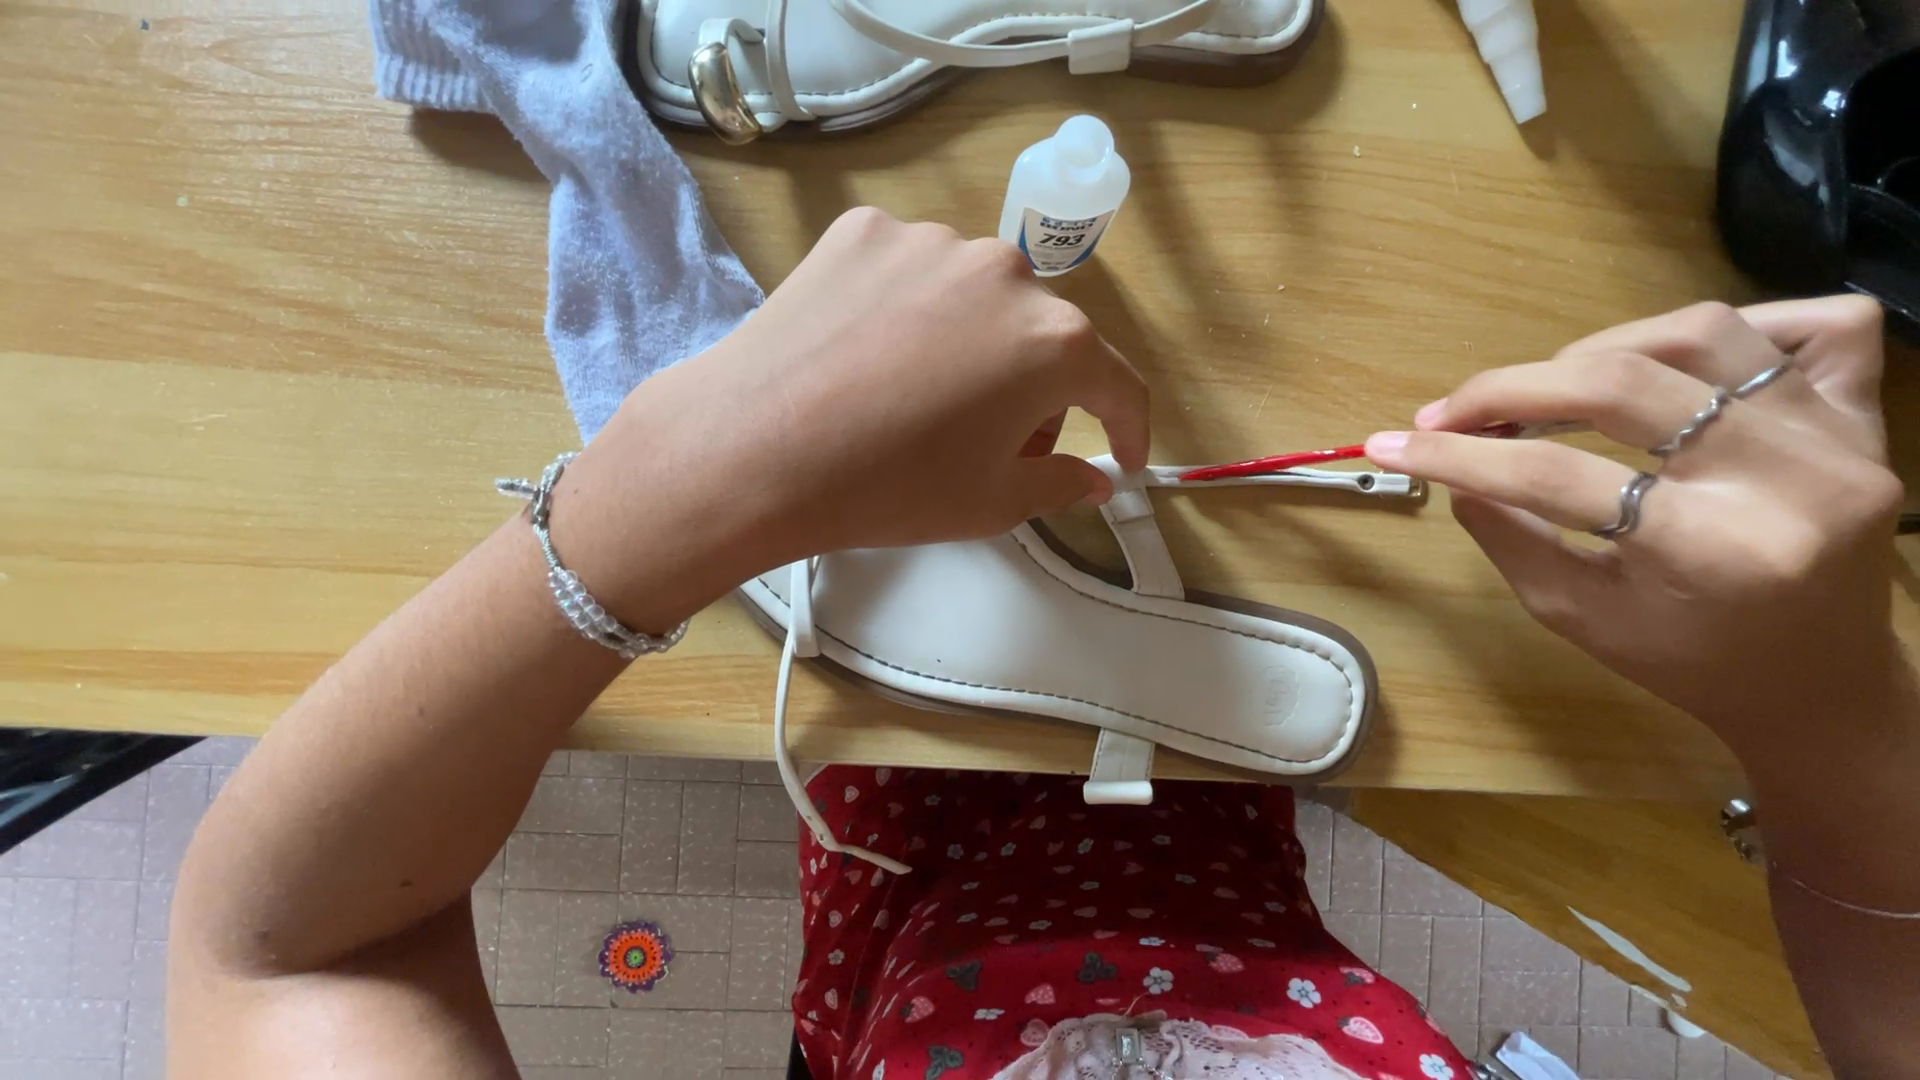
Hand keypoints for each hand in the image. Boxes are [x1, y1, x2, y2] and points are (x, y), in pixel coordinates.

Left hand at [558, 207, 1150, 623]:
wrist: (751, 449)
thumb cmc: (887, 488)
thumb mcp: (990, 505)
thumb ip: (1061, 485)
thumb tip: (1095, 477)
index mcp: (1053, 342)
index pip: (1119, 385)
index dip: (1127, 430)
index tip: (1119, 459)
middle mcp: (1004, 273)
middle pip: (1044, 340)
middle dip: (1035, 396)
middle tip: (992, 447)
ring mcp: (929, 242)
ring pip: (978, 302)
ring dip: (973, 348)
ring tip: (919, 400)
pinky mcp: (863, 230)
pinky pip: (912, 276)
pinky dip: (910, 314)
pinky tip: (871, 356)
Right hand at [1364, 297, 1905, 761]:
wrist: (1818, 681)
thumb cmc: (1684, 661)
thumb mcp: (1571, 612)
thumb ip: (1506, 531)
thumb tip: (1451, 466)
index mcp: (1713, 551)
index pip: (1554, 475)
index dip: (1457, 454)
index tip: (1390, 443)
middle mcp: (1791, 480)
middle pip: (1621, 386)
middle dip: (1510, 388)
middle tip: (1449, 411)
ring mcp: (1840, 437)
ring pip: (1701, 336)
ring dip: (1596, 349)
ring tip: (1544, 386)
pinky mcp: (1864, 415)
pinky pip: (1817, 327)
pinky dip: (1731, 327)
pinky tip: (1667, 363)